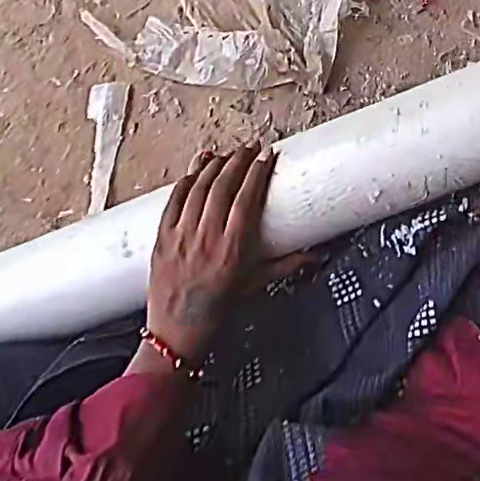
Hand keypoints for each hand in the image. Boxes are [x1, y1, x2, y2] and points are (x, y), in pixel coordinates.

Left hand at [144, 145, 274, 363]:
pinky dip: (186, 178)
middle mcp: (206, 238)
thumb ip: (287, 265)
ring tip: (228, 153)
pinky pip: (174, 198)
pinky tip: (197, 165)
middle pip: (223, 186)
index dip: (258, 172)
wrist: (177, 332)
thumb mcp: (255, 284)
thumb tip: (317, 255)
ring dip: (214, 165)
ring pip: (198, 187)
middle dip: (238, 161)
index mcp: (232, 249)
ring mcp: (181, 235)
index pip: (247, 198)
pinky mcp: (162, 235)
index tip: (267, 156)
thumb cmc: (218, 308)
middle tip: (250, 148)